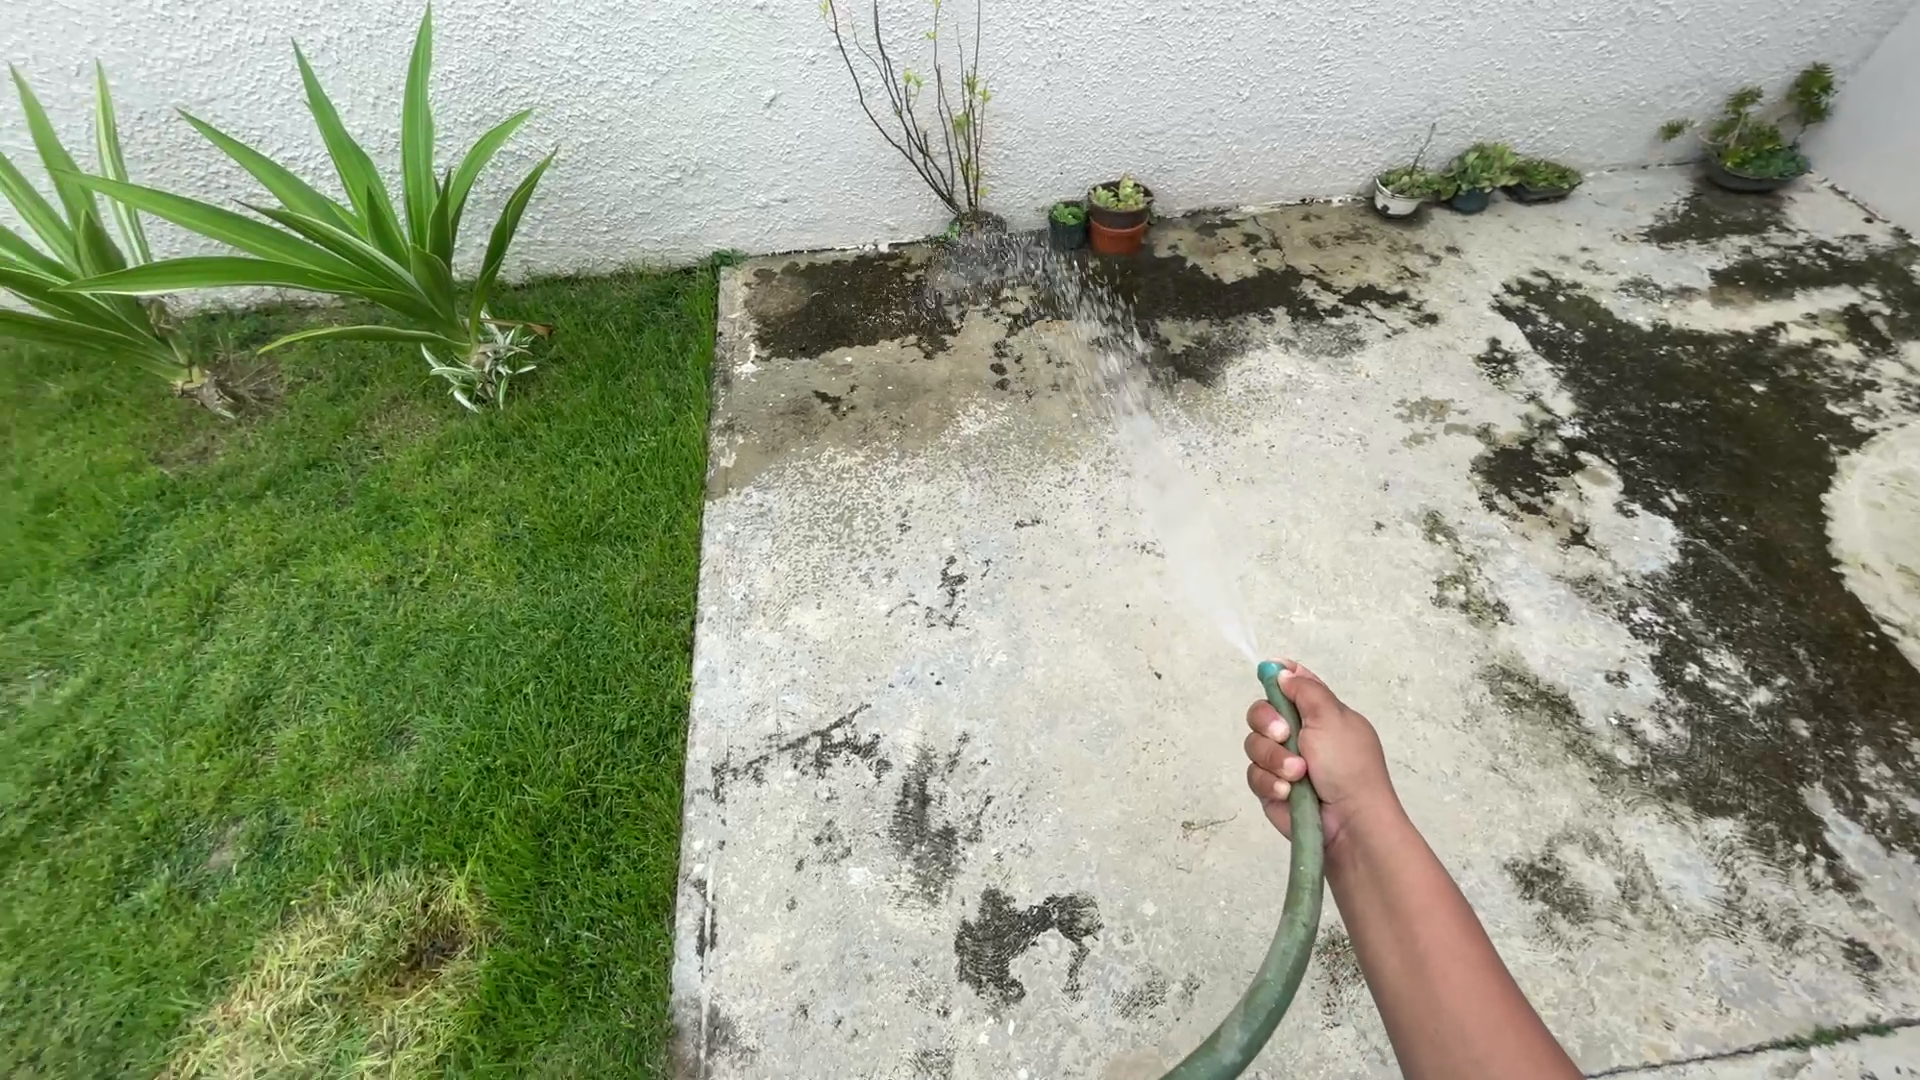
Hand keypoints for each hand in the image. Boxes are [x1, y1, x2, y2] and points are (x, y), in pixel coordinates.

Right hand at [1243, 660, 1399, 852]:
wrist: (1349, 823)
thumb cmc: (1348, 766)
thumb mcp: (1332, 718)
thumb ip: (1305, 690)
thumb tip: (1282, 671)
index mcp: (1320, 714)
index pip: (1294, 684)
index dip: (1279, 675)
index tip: (1267, 672)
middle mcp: (1299, 734)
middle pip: (1261, 711)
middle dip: (1266, 722)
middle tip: (1283, 734)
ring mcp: (1283, 761)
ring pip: (1254, 744)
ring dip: (1273, 758)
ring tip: (1296, 774)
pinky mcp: (1271, 786)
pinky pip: (1254, 774)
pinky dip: (1270, 782)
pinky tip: (1288, 792)